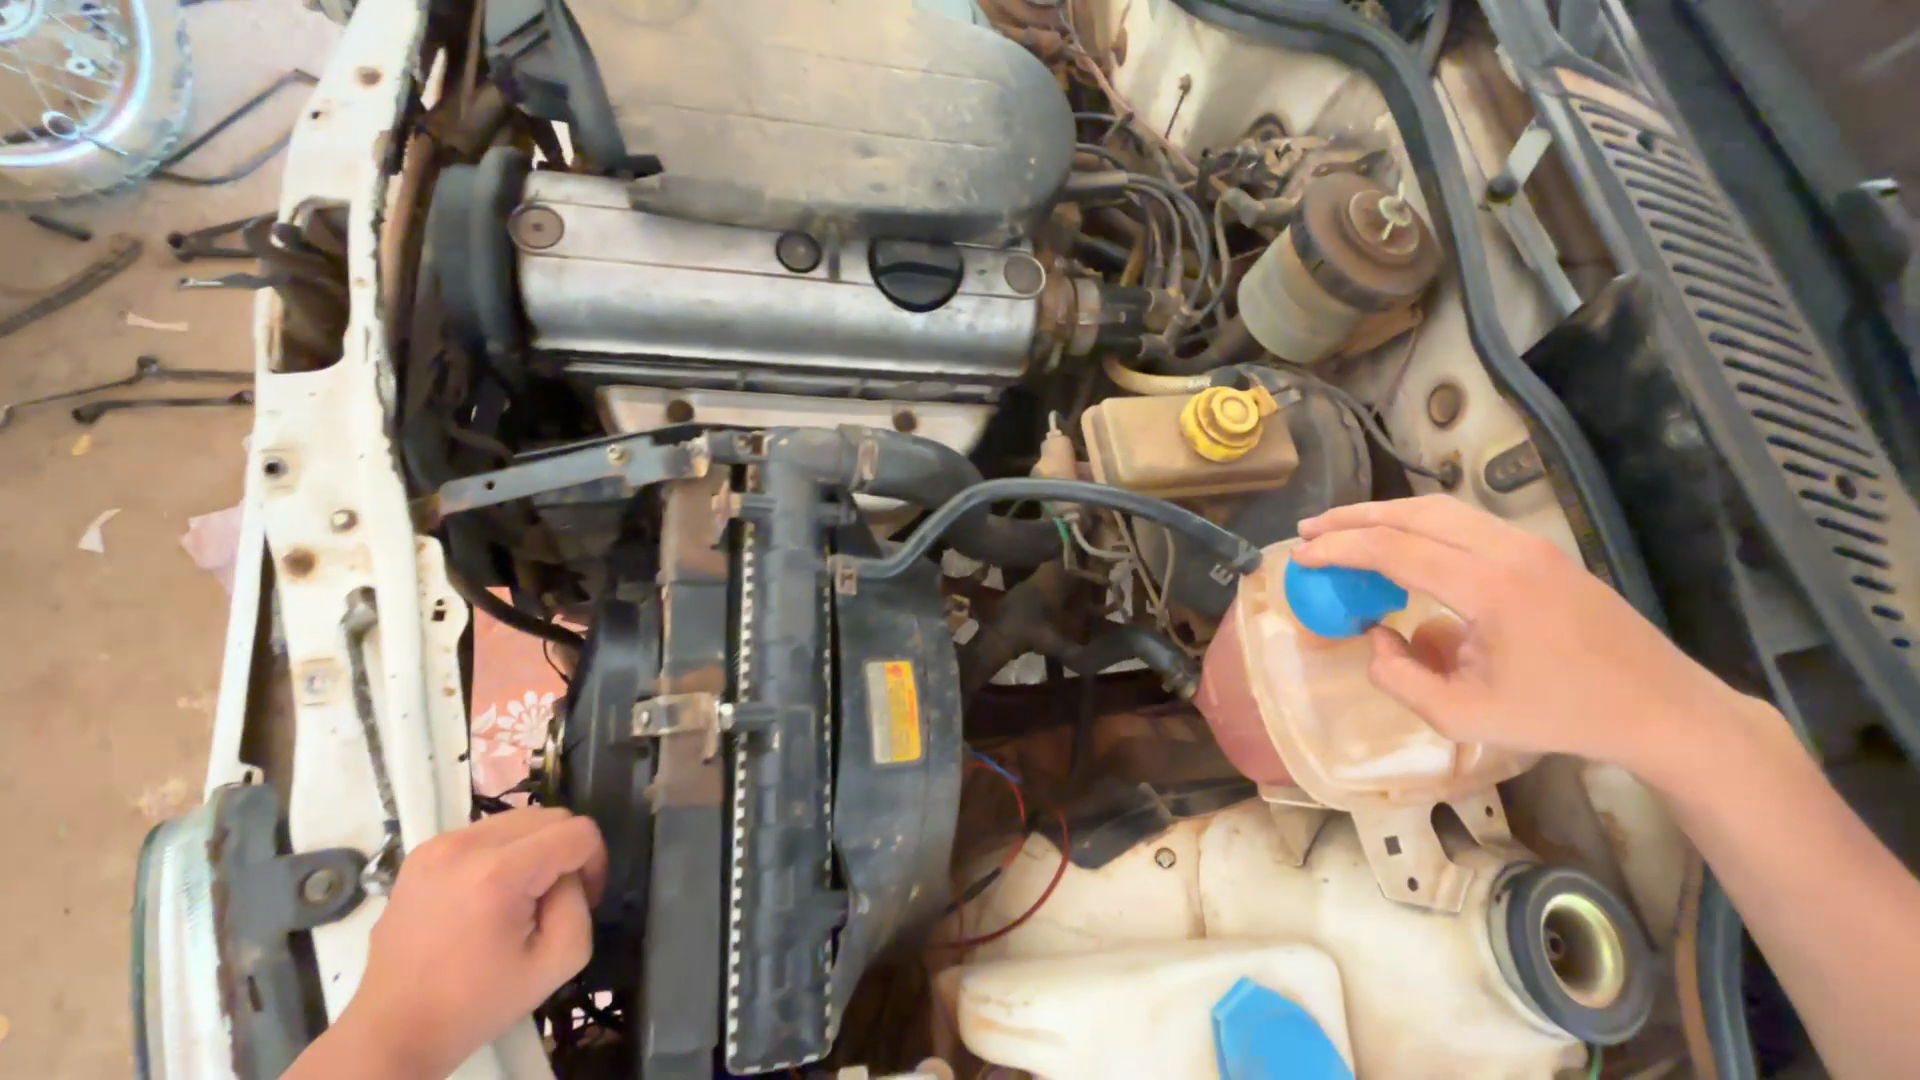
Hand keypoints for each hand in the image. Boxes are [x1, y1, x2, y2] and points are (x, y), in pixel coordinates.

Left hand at [325, 807, 606, 1077]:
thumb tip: (566, 872)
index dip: (595, 862)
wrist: (394, 1030)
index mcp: (499, 872)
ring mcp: (438, 845)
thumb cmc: (478, 1003)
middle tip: (555, 898)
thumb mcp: (560, 960)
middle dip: (565, 852)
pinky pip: (486, 832)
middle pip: (550, 816)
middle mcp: (466, 845)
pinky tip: (488, 894)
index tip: (585, 899)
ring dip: (534, 849)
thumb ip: (580, 902)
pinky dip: (502, 853)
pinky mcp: (422, 853)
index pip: (578, 832)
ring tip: (520, 895)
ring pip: (518, 819)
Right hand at [1293, 496, 1768, 776]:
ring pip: (1441, 509)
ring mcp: (1530, 544)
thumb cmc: (1562, 716)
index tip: (1301, 556)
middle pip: (1413, 514)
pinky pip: (1466, 523)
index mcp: (1489, 588)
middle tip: (1309, 530)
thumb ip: (1400, 678)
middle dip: (1353, 518)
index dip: (1339, 549)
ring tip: (1342, 528)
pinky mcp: (1542, 551)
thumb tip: (1375, 637)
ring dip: (1385, 515)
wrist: (1662, 708)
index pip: (1395, 550)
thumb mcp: (1464, 716)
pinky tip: (1400, 541)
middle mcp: (1509, 550)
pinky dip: (1419, 523)